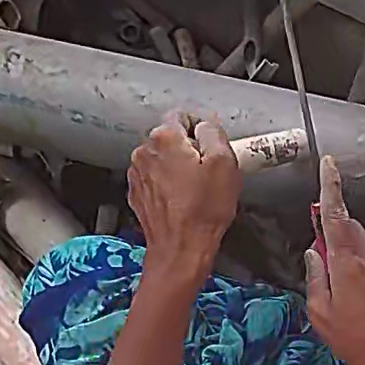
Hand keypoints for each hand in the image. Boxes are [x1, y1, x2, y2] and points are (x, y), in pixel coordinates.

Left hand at [128, 112, 240, 280]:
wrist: (182, 249)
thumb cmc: (203, 212)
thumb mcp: (225, 165)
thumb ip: (215, 134)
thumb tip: (208, 125)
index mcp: (165, 139)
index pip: (183, 115)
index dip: (202, 131)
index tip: (213, 149)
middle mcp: (144, 152)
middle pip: (171, 138)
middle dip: (190, 150)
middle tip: (210, 173)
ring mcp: (138, 174)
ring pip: (163, 159)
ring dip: (179, 169)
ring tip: (198, 191)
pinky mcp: (138, 194)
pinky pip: (157, 179)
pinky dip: (169, 186)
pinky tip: (185, 201)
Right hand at [303, 156, 364, 364]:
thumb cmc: (350, 337)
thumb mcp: (319, 310)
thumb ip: (314, 275)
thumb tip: (313, 251)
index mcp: (346, 262)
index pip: (336, 215)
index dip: (331, 188)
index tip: (328, 165)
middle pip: (349, 225)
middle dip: (332, 225)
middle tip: (317, 242)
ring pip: (358, 242)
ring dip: (342, 246)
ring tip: (331, 275)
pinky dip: (353, 260)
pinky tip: (347, 286)